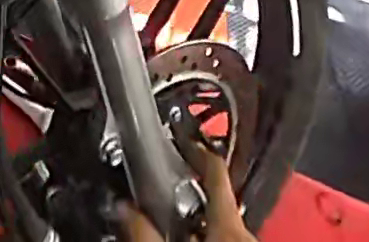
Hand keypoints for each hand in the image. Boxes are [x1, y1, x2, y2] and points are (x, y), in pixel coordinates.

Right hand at [117, 142, 256, 241]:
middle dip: (184, 198)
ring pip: (219, 227)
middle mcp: (246, 236)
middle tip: (157, 200)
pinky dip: (205, 240)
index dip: (194, 148)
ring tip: (168, 231)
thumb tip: (121, 206)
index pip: (215, 169)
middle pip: (214, 200)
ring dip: (194, 227)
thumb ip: (143, 232)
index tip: (176, 138)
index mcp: (230, 226)